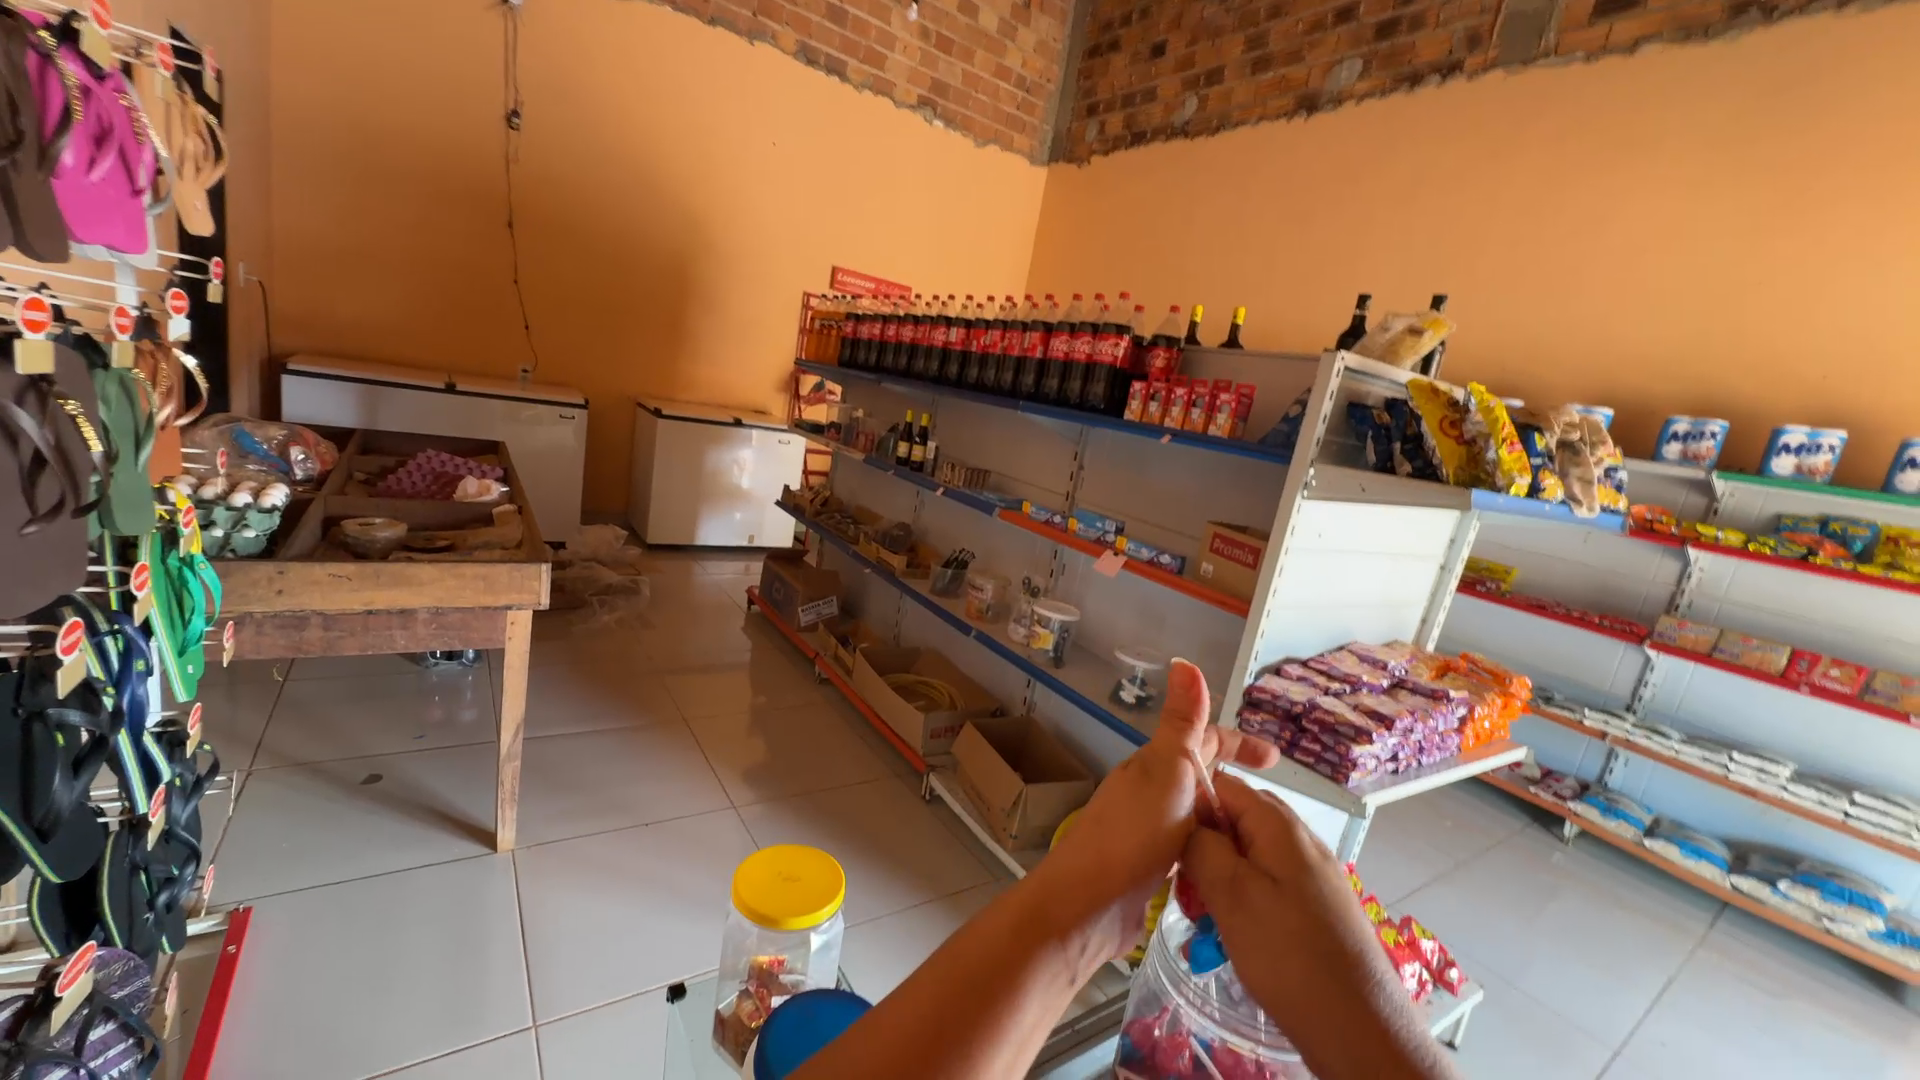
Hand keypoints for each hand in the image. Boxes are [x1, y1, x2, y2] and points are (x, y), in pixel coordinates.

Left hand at [1033, 660, 1277, 960]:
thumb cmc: (1132, 833)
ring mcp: (1152, 831)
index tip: (1277, 759)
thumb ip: (1180, 722)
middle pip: (1204, 779)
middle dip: (1240, 789)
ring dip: (1229, 825)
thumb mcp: (1165, 770)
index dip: (1239, 743)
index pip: (1204, 741)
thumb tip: (1183, 660)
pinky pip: (1194, 853)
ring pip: (1200, 817)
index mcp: (1157, 764)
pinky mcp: (1153, 868)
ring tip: (1264, 845)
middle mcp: (1153, 792)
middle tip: (1280, 813)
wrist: (1087, 903)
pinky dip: (1215, 855)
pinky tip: (1234, 873)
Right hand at [1181, 775, 1457, 1078]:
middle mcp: (1301, 840)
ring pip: (1251, 854)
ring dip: (1221, 875)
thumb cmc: (1288, 955)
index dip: (1190, 803)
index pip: (1224, 784)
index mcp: (1280, 825)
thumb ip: (1202, 845)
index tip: (1166, 841)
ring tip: (1203, 914)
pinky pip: (1269, 883)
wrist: (1360, 1029)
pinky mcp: (1318, 907)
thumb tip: (1188, 821)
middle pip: (1238, 819)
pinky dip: (1244, 898)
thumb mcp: (1231, 894)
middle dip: (1204, 843)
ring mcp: (1313, 874)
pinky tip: (1233, 932)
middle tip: (1183, 882)